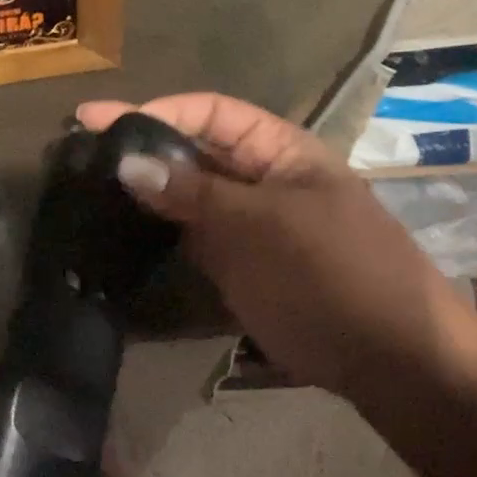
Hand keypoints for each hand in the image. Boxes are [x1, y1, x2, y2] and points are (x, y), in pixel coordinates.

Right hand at [78, 94, 476, 399]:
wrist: (396, 365)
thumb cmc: (335, 274)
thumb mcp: (263, 226)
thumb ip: (192, 192)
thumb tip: (125, 162)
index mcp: (279, 150)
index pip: (206, 113)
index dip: (154, 111)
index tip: (94, 119)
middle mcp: (258, 177)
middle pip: (190, 148)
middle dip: (139, 145)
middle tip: (80, 148)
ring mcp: (246, 221)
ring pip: (183, 191)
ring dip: (141, 186)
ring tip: (86, 182)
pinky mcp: (235, 260)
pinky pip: (186, 231)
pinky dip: (153, 225)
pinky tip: (116, 224)